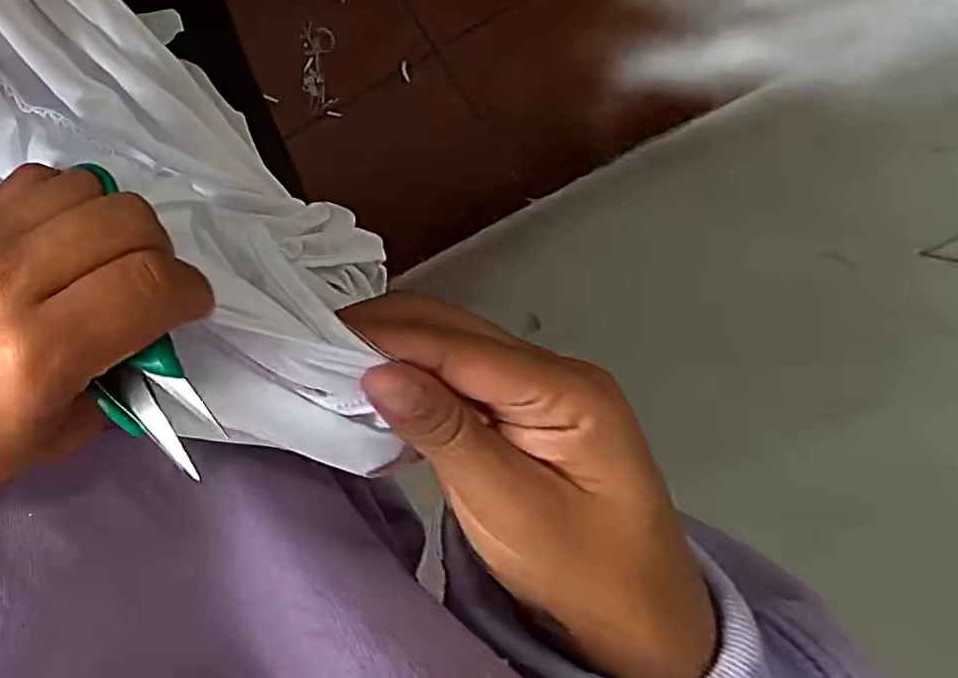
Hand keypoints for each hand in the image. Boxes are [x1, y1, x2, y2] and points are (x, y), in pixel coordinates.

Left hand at [0, 162, 214, 492]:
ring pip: (94, 188)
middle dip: (161, 254)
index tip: (191, 303)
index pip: (147, 286)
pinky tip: (67, 234)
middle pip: (129, 222)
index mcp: (40, 350)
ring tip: (108, 256)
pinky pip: (48, 178)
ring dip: (119, 221)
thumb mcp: (69, 431)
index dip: (189, 290)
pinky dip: (74, 200)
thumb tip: (159, 319)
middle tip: (151, 284)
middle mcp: (14, 281)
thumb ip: (127, 369)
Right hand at [343, 292, 714, 677]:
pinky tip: (376, 386)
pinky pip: (447, 368)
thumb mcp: (513, 511)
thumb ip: (445, 433)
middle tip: (317, 347)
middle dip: (380, 330)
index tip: (323, 342)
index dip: (387, 339)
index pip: (456, 345)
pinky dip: (405, 371)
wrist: (639, 632)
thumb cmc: (589, 580)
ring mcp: (531, 383)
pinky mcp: (511, 403)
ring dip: (389, 346)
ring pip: (443, 339)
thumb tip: (378, 371)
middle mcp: (549, 370)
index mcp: (566, 389)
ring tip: (335, 362)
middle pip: (449, 325)